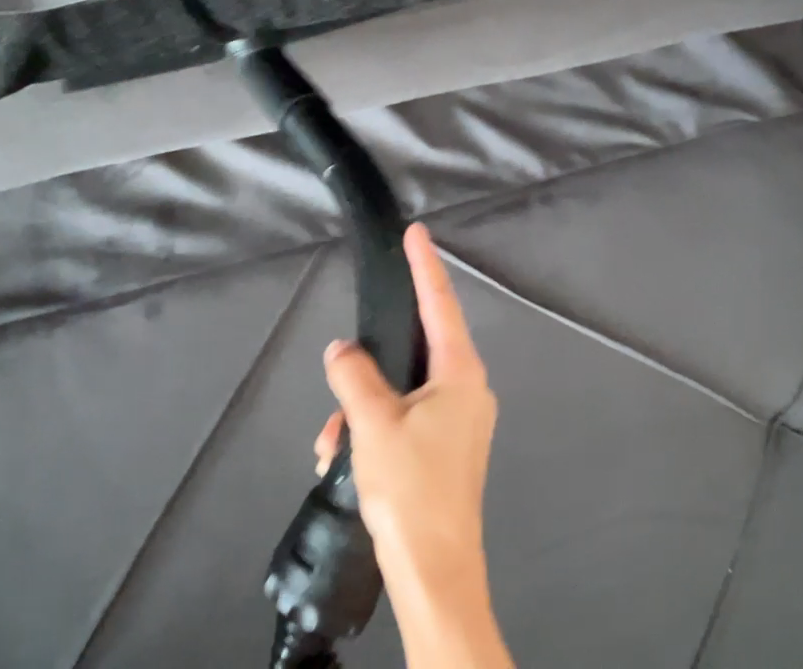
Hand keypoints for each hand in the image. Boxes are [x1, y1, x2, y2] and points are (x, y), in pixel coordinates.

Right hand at [313, 224, 504, 659]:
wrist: (433, 568)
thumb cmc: (413, 490)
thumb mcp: (373, 422)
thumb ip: (354, 375)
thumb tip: (342, 351)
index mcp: (460, 374)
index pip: (439, 304)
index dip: (425, 265)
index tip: (417, 233)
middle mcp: (465, 392)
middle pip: (410, 353)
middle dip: (365, 372)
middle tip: (340, 390)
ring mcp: (457, 423)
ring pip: (397, 393)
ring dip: (360, 411)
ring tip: (336, 444)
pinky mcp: (443, 449)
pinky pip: (401, 421)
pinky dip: (371, 432)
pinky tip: (345, 457)